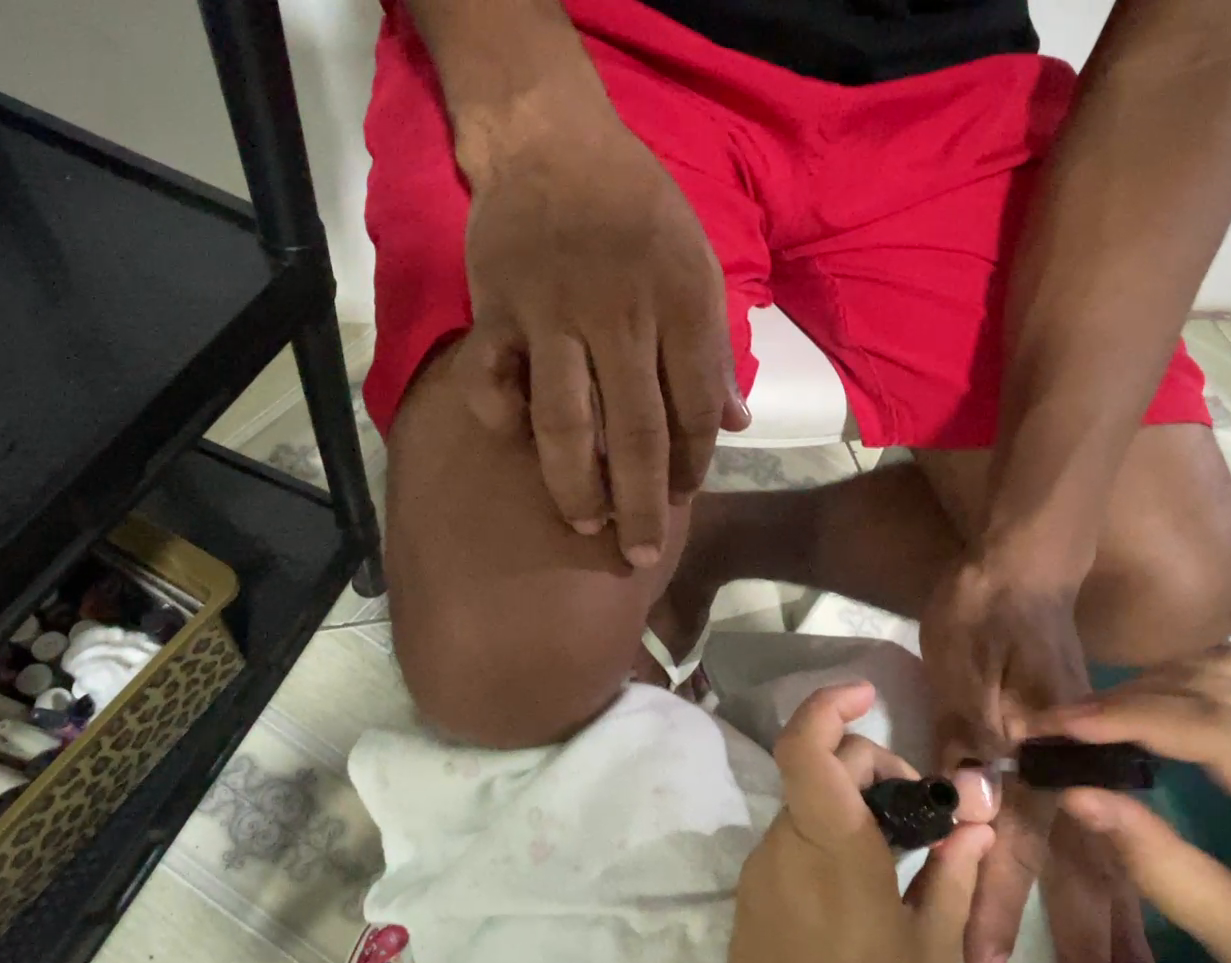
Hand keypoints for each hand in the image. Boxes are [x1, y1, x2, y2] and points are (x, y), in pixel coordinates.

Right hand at [458, 100, 746, 567]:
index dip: (694, 462)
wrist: (550, 139)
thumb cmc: (636, 205)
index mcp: (681, 300)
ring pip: (566, 421)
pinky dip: (501, 419)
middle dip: (643, 503)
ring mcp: (554, 313)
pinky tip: (516, 447)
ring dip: (577, 484)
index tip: (685, 495)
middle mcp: (621, 314)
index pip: (695, 406)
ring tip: (588, 526)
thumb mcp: (696, 261)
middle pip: (637, 430)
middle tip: (642, 555)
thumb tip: (737, 422)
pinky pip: (493, 382)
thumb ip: (714, 345)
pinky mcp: (497, 309)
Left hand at [717, 683, 996, 962]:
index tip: (868, 693)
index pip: (806, 748)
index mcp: (831, 852)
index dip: (829, 705)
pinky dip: (829, 837)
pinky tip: (868, 885)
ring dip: (853, 805)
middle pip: (819, 770)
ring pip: (807, 805)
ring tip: (905, 855)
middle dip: (872, 766)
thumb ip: (953, 875)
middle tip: (924, 811)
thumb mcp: (931, 955)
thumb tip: (974, 819)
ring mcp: (759, 874)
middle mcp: (782, 848)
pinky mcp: (750, 900)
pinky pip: (792, 843)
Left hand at [920, 561, 1160, 962]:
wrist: (1021, 570)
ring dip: (1117, 927)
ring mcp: (1083, 765)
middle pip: (1082, 875)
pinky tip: (1129, 903)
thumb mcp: (956, 680)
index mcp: (1032, 762)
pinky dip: (1119, 874)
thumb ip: (966, 745)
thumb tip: (970, 814)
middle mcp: (1068, 775)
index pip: (1020, 855)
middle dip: (1086, 951)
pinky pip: (1103, 825)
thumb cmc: (978, 621)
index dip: (1005, 916)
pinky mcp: (1084, 753)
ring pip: (1104, 858)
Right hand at [1040, 636, 1230, 962]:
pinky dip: (1226, 665)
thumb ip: (1161, 866)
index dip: (1128, 717)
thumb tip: (1075, 793)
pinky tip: (1192, 690)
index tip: (1052, 725)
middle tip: (1062, 725)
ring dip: (1172, 678)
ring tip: (1115, 714)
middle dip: (1133, 698)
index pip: (1223, 729)